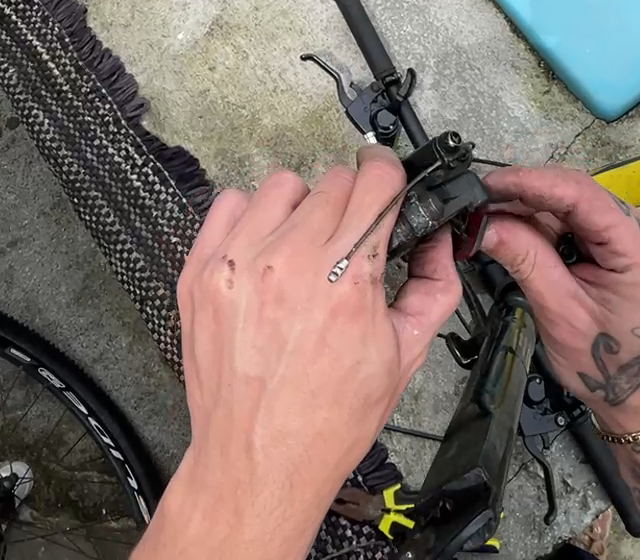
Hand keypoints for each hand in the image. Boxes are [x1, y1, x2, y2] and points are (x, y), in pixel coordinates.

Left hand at [138, 147, 461, 559]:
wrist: (258, 462)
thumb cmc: (327, 418)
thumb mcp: (403, 355)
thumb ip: (433, 286)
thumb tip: (438, 240)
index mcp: (347, 281)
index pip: (377, 182)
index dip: (389, 176)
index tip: (385, 180)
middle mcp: (291, 263)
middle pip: (334, 181)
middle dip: (351, 204)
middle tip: (347, 240)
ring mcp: (240, 264)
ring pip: (283, 184)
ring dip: (302, 206)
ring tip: (303, 246)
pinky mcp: (202, 271)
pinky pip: (230, 202)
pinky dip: (252, 216)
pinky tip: (264, 248)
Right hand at [479, 165, 639, 434]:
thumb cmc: (607, 367)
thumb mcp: (560, 313)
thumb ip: (524, 259)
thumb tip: (483, 222)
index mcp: (639, 249)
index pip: (580, 194)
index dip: (530, 182)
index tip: (487, 185)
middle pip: (577, 192)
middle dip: (525, 194)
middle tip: (480, 204)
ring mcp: (636, 234)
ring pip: (574, 202)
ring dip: (531, 208)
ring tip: (491, 218)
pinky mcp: (623, 242)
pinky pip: (579, 218)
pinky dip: (546, 222)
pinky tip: (518, 230)